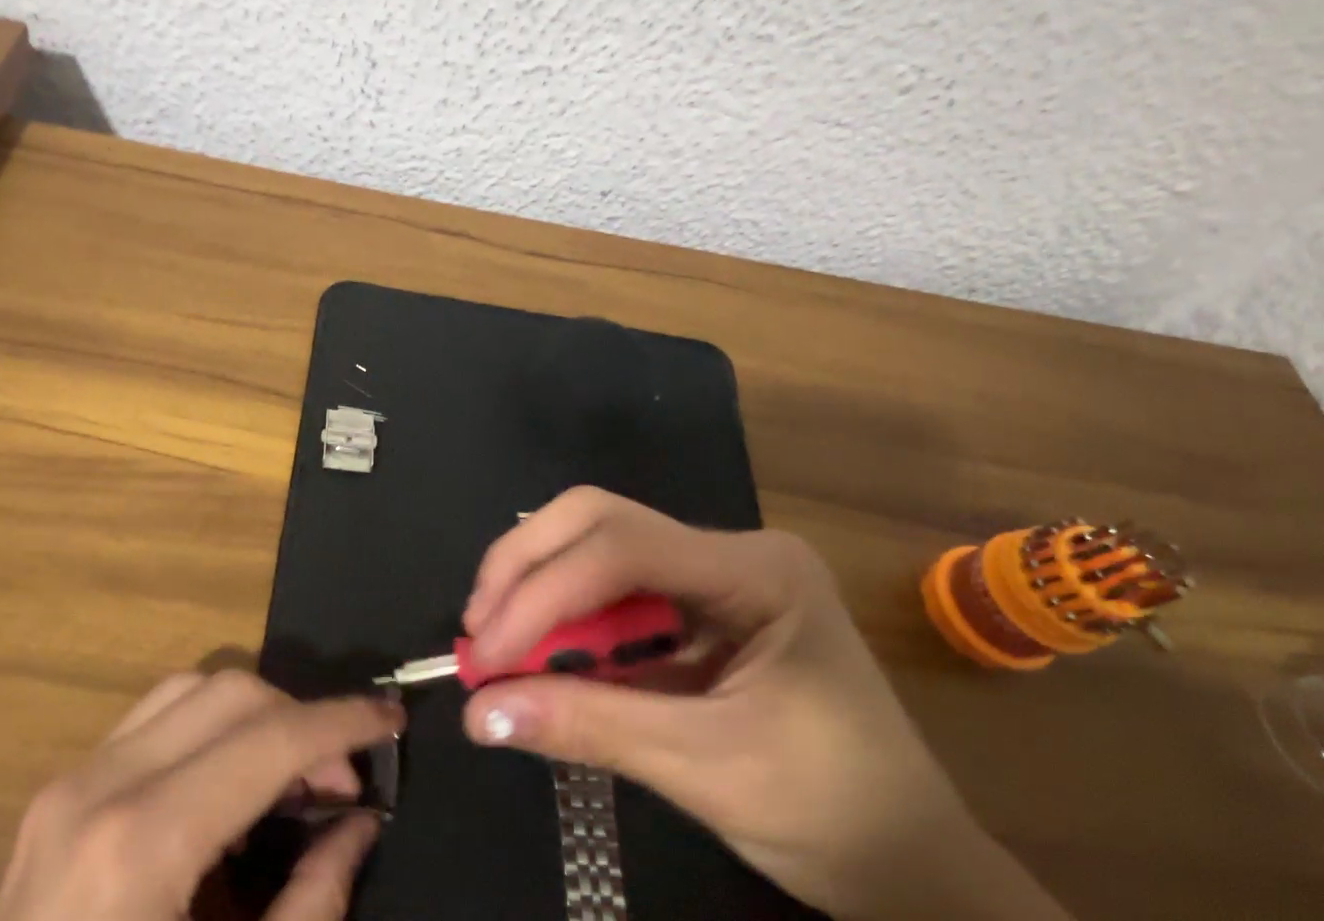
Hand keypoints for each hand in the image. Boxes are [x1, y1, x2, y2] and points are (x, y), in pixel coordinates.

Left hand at [0, 670, 402, 920]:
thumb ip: (313, 899)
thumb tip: (360, 824)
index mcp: (143, 842)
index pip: (269, 739)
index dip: (343, 723)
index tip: (393, 720)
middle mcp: (98, 788)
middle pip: (227, 693)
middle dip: (301, 717)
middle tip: (340, 782)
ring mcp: (66, 786)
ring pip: (183, 691)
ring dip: (252, 716)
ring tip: (289, 778)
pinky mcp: (52, 798)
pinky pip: (146, 724)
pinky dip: (205, 732)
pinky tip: (227, 789)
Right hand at [460, 487, 1069, 920]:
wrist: (908, 863)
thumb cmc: (829, 810)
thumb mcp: (704, 767)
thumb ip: (589, 727)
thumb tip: (477, 714)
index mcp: (756, 571)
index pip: (622, 548)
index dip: (541, 594)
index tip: (485, 656)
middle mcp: (730, 555)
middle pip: (601, 523)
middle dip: (527, 570)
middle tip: (478, 632)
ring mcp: (713, 581)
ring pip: (597, 552)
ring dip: (538, 595)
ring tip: (494, 651)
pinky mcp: (696, 615)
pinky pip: (612, 600)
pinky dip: (565, 627)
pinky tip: (537, 660)